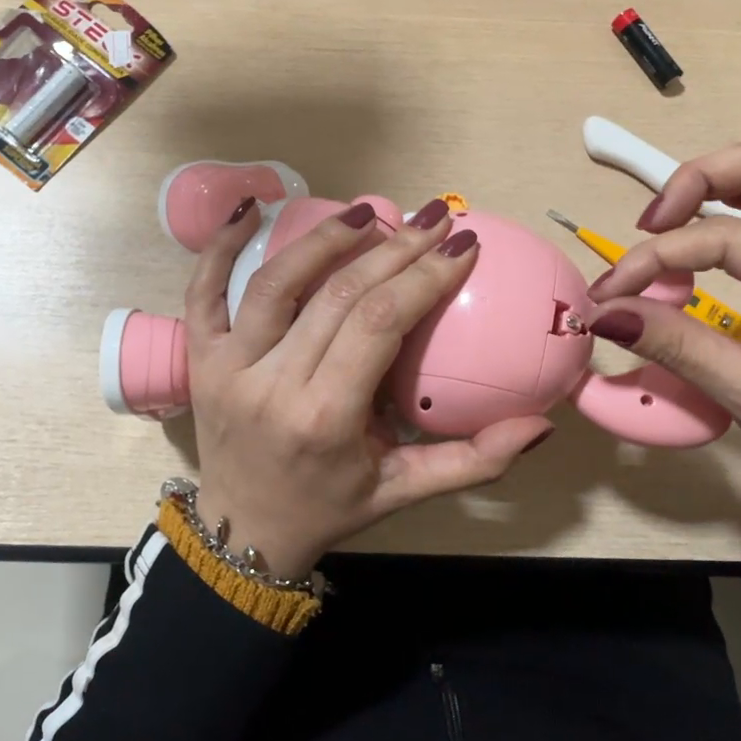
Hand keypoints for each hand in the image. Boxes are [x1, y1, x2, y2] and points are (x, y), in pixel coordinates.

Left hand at [185, 198, 554, 579]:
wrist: (243, 534)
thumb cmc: (326, 508)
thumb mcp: (401, 493)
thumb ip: (471, 462)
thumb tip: (541, 425)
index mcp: (326, 417)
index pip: (380, 324)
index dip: (425, 276)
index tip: (462, 244)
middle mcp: (272, 384)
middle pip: (339, 295)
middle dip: (395, 249)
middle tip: (434, 217)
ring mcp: (227, 367)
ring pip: (275, 283)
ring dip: (323, 238)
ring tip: (369, 213)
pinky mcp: (199, 359)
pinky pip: (201, 292)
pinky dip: (219, 246)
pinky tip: (249, 206)